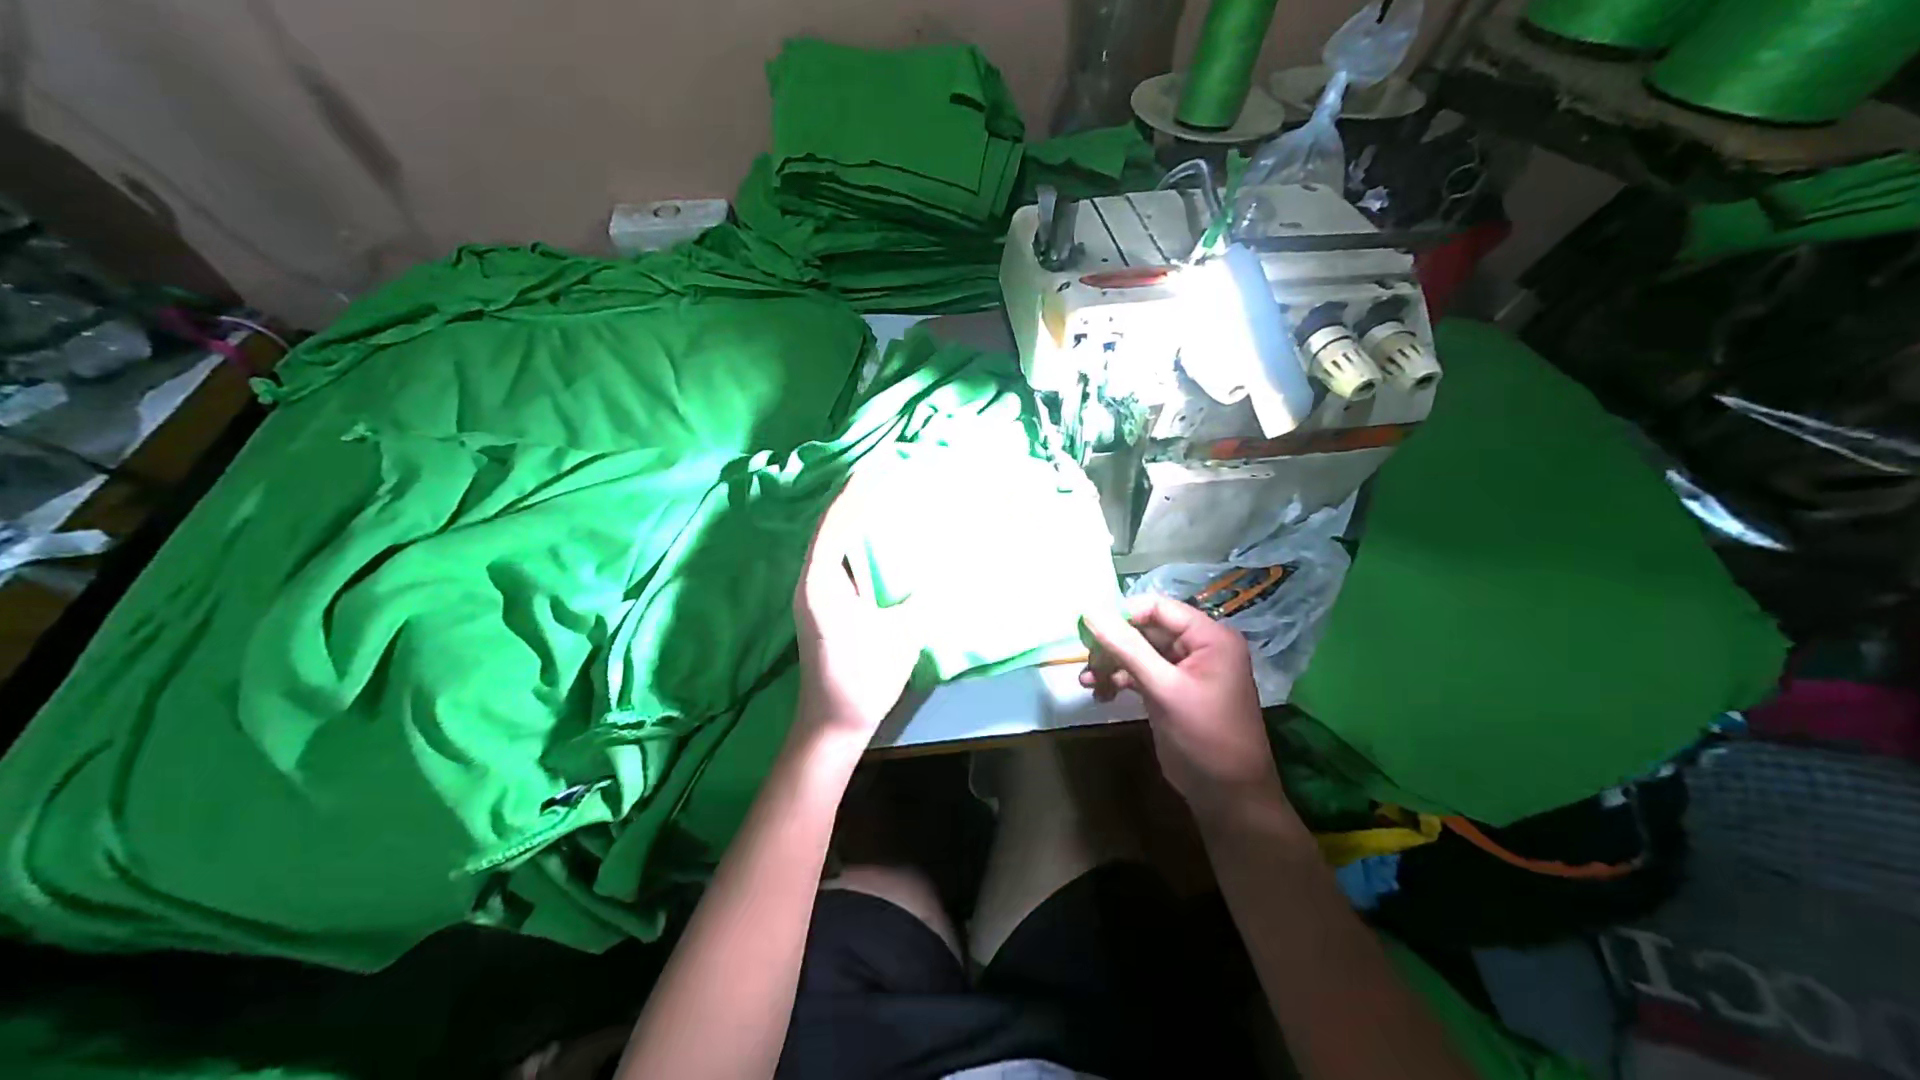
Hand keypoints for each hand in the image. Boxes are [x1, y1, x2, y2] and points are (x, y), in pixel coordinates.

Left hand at [792, 471, 920, 742]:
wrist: (832, 722)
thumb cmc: (863, 679)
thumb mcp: (902, 636)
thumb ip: (925, 599)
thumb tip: (952, 568)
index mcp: (821, 582)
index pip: (835, 523)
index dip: (855, 492)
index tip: (879, 467)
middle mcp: (809, 580)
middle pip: (828, 526)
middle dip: (854, 498)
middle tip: (886, 475)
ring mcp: (811, 593)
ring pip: (830, 542)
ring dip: (852, 517)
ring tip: (883, 497)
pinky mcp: (819, 604)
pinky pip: (836, 559)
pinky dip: (853, 540)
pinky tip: (876, 539)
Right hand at [1079, 595, 1285, 820]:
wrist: (1228, 795)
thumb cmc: (1204, 736)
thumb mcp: (1164, 689)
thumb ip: (1127, 648)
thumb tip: (1090, 612)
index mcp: (1209, 637)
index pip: (1158, 607)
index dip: (1122, 615)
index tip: (1088, 631)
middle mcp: (1199, 646)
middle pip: (1145, 629)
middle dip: (1113, 644)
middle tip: (1086, 662)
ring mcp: (1184, 669)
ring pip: (1138, 652)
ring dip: (1111, 664)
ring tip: (1088, 682)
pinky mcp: (1171, 691)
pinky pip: (1140, 673)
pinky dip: (1119, 680)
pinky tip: (1099, 693)